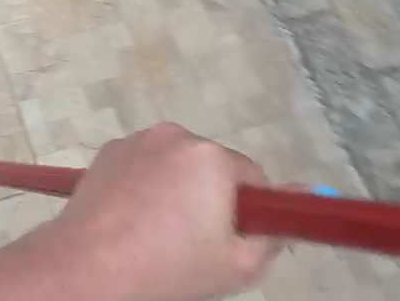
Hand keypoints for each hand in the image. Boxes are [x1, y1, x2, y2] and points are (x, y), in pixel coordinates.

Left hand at [36, 122, 280, 300]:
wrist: (94, 260)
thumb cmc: (173, 265)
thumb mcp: (241, 263)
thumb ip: (276, 229)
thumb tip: (305, 193)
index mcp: (210, 156)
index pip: (253, 177)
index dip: (251, 210)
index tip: (237, 237)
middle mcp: (173, 135)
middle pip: (212, 166)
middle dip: (214, 197)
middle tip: (200, 240)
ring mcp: (136, 139)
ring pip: (177, 165)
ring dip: (180, 189)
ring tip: (163, 232)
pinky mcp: (109, 149)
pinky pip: (145, 164)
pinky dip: (148, 184)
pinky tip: (137, 218)